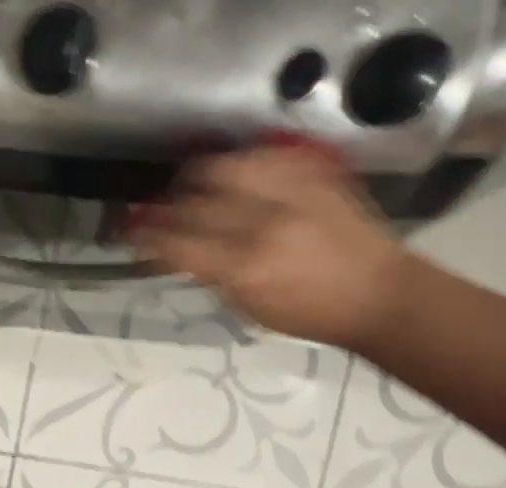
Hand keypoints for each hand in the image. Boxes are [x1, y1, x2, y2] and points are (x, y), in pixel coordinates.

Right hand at [127, 147, 415, 350]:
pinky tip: (228, 172)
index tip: (128, 232)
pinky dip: (237, 161)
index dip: (145, 235)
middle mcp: (263, 224)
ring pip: (223, 167)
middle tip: (150, 210)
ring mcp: (291, 192)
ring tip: (186, 185)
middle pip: (193, 202)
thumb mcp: (247, 307)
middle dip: (163, 206)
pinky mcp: (314, 173)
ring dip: (195, 176)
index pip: (176, 242)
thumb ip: (212, 274)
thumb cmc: (307, 314)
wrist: (377, 292)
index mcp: (243, 267)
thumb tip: (179, 250)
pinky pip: (263, 154)